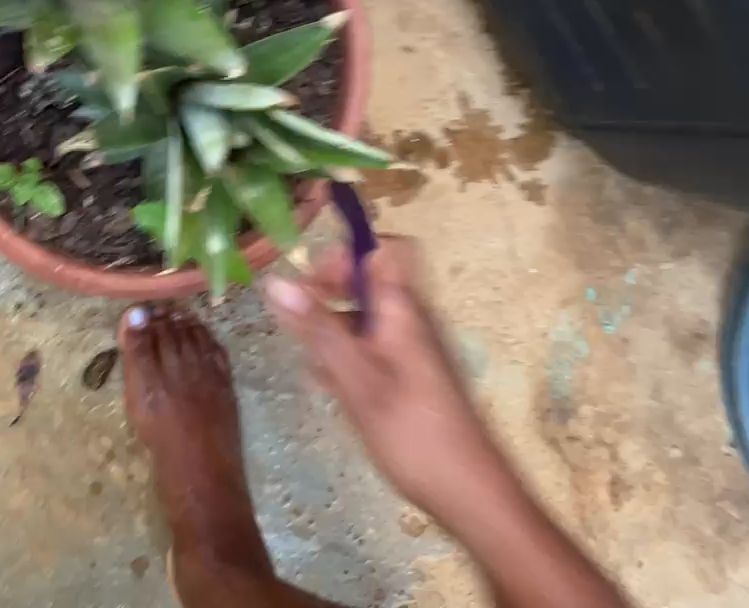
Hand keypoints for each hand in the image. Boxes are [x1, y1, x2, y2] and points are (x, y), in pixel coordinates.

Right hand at [262, 236, 518, 521]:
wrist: (473, 499)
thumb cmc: (414, 433)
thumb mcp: (356, 378)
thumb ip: (316, 327)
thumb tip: (274, 280)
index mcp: (402, 310)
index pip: (383, 249)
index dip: (347, 250)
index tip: (312, 276)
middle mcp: (409, 320)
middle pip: (366, 280)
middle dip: (327, 290)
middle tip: (298, 316)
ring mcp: (410, 349)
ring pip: (363, 316)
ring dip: (331, 325)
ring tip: (307, 356)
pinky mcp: (408, 377)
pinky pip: (369, 346)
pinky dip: (344, 353)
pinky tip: (325, 384)